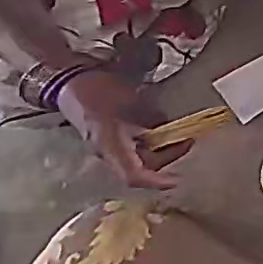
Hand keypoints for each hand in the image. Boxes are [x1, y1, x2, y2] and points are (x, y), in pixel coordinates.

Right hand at [57, 69, 189, 188]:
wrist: (74, 82)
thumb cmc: (103, 92)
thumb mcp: (135, 105)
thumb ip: (155, 122)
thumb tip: (173, 132)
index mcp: (112, 146)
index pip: (133, 175)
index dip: (156, 181)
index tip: (177, 180)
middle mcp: (109, 153)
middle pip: (141, 170)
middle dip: (167, 159)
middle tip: (187, 142)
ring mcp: (108, 149)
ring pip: (139, 161)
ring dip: (161, 152)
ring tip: (180, 137)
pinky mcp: (110, 142)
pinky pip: (134, 151)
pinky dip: (152, 146)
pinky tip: (163, 133)